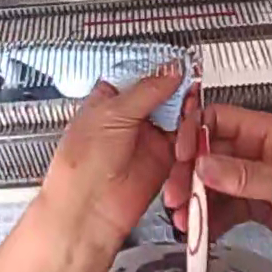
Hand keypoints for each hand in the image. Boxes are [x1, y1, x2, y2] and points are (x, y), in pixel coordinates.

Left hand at [37, 65, 185, 251]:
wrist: (88, 210)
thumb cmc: (81, 164)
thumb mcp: (113, 114)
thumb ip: (146, 90)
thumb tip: (170, 71)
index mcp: (108, 100)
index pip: (138, 75)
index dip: (157, 68)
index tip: (176, 61)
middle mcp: (128, 118)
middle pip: (161, 95)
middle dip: (175, 87)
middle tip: (189, 78)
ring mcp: (146, 138)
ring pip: (175, 116)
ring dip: (185, 109)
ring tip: (191, 101)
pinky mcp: (162, 159)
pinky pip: (183, 140)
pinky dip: (190, 132)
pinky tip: (191, 125)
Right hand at [163, 101, 271, 270]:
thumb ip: (244, 175)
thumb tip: (203, 165)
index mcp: (264, 132)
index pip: (216, 120)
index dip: (192, 133)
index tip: (178, 155)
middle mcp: (255, 151)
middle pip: (208, 154)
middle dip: (188, 174)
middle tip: (174, 196)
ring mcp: (253, 178)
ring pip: (212, 183)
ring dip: (195, 200)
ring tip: (184, 221)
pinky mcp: (256, 204)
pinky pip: (224, 207)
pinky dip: (210, 219)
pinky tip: (201, 232)